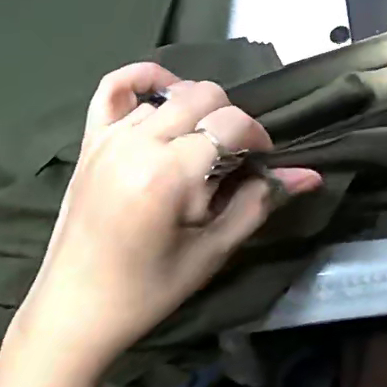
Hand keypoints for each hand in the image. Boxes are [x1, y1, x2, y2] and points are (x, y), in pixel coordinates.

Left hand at [13, 63, 322, 378]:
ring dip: (195, 112)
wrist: (77, 307)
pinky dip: (143, 79)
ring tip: (199, 149)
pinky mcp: (90, 140)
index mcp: (168, 173)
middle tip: (232, 158)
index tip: (261, 162)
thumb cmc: (148, 290)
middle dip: (230, 119)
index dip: (257, 136)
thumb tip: (309, 175)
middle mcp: (137, 143)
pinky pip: (114, 87)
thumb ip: (258, 204)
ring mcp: (109, 137)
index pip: (230, 123)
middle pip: (203, 95)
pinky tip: (163, 93)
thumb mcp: (211, 252)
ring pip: (169, 95)